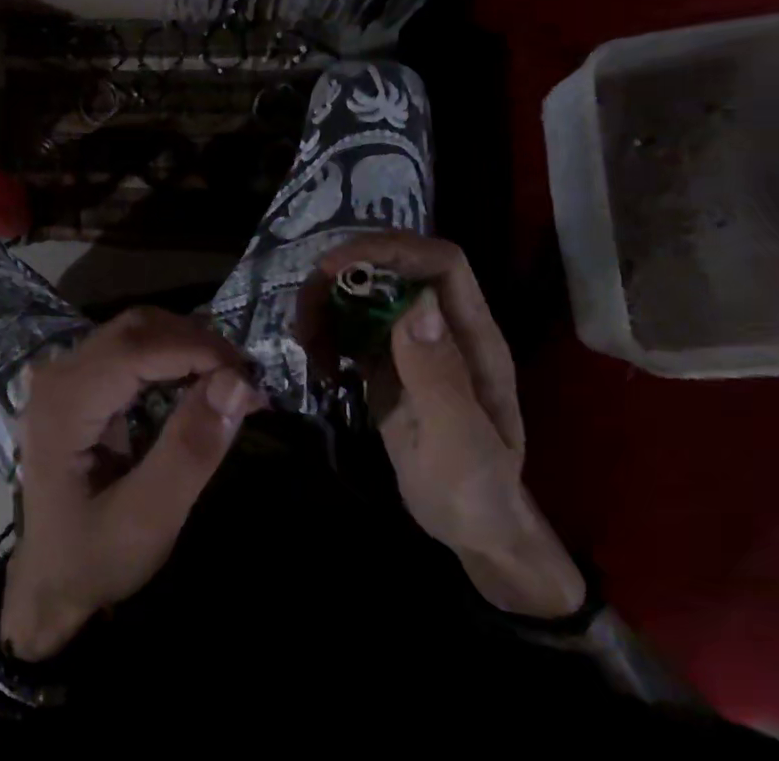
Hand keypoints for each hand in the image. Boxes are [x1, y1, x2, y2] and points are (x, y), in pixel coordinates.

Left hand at [0, 307, 264, 659]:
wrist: (49, 583)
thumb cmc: (93, 558)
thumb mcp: (148, 518)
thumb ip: (189, 450)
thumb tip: (237, 381)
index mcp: (62, 402)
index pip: (136, 347)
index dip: (197, 349)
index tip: (249, 375)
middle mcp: (56, 375)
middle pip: (135, 329)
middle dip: (197, 342)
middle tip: (246, 378)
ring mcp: (63, 376)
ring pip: (135, 332)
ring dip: (187, 345)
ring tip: (231, 380)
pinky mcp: (77, 384)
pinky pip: (130, 350)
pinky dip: (172, 356)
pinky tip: (200, 380)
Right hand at [313, 234, 584, 618]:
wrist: (471, 527)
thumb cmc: (475, 489)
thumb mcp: (460, 441)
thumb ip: (439, 374)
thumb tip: (416, 303)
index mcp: (473, 337)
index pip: (440, 263)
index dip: (391, 250)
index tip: (335, 266)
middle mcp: (442, 329)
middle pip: (393, 270)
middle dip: (345, 274)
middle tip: (304, 307)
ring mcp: (413, 346)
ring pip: (366, 296)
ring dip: (327, 304)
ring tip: (304, 339)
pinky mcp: (388, 365)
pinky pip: (352, 330)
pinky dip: (326, 334)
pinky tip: (316, 362)